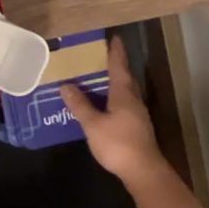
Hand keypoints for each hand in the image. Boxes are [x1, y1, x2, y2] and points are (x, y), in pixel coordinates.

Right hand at [60, 36, 172, 186]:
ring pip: (126, 91)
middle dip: (116, 65)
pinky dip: (115, 98)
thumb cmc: (118, 143)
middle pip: (126, 76)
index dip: (115, 51)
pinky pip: (125, 104)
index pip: (119, 65)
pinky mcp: (137, 126)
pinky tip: (106, 104)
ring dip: (116, 82)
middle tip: (103, 56)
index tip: (114, 37)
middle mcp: (133, 99)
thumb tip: (66, 85)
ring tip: (101, 77)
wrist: (142, 170)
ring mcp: (138, 113)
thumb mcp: (93, 124)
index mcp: (124, 93)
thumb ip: (80, 105)